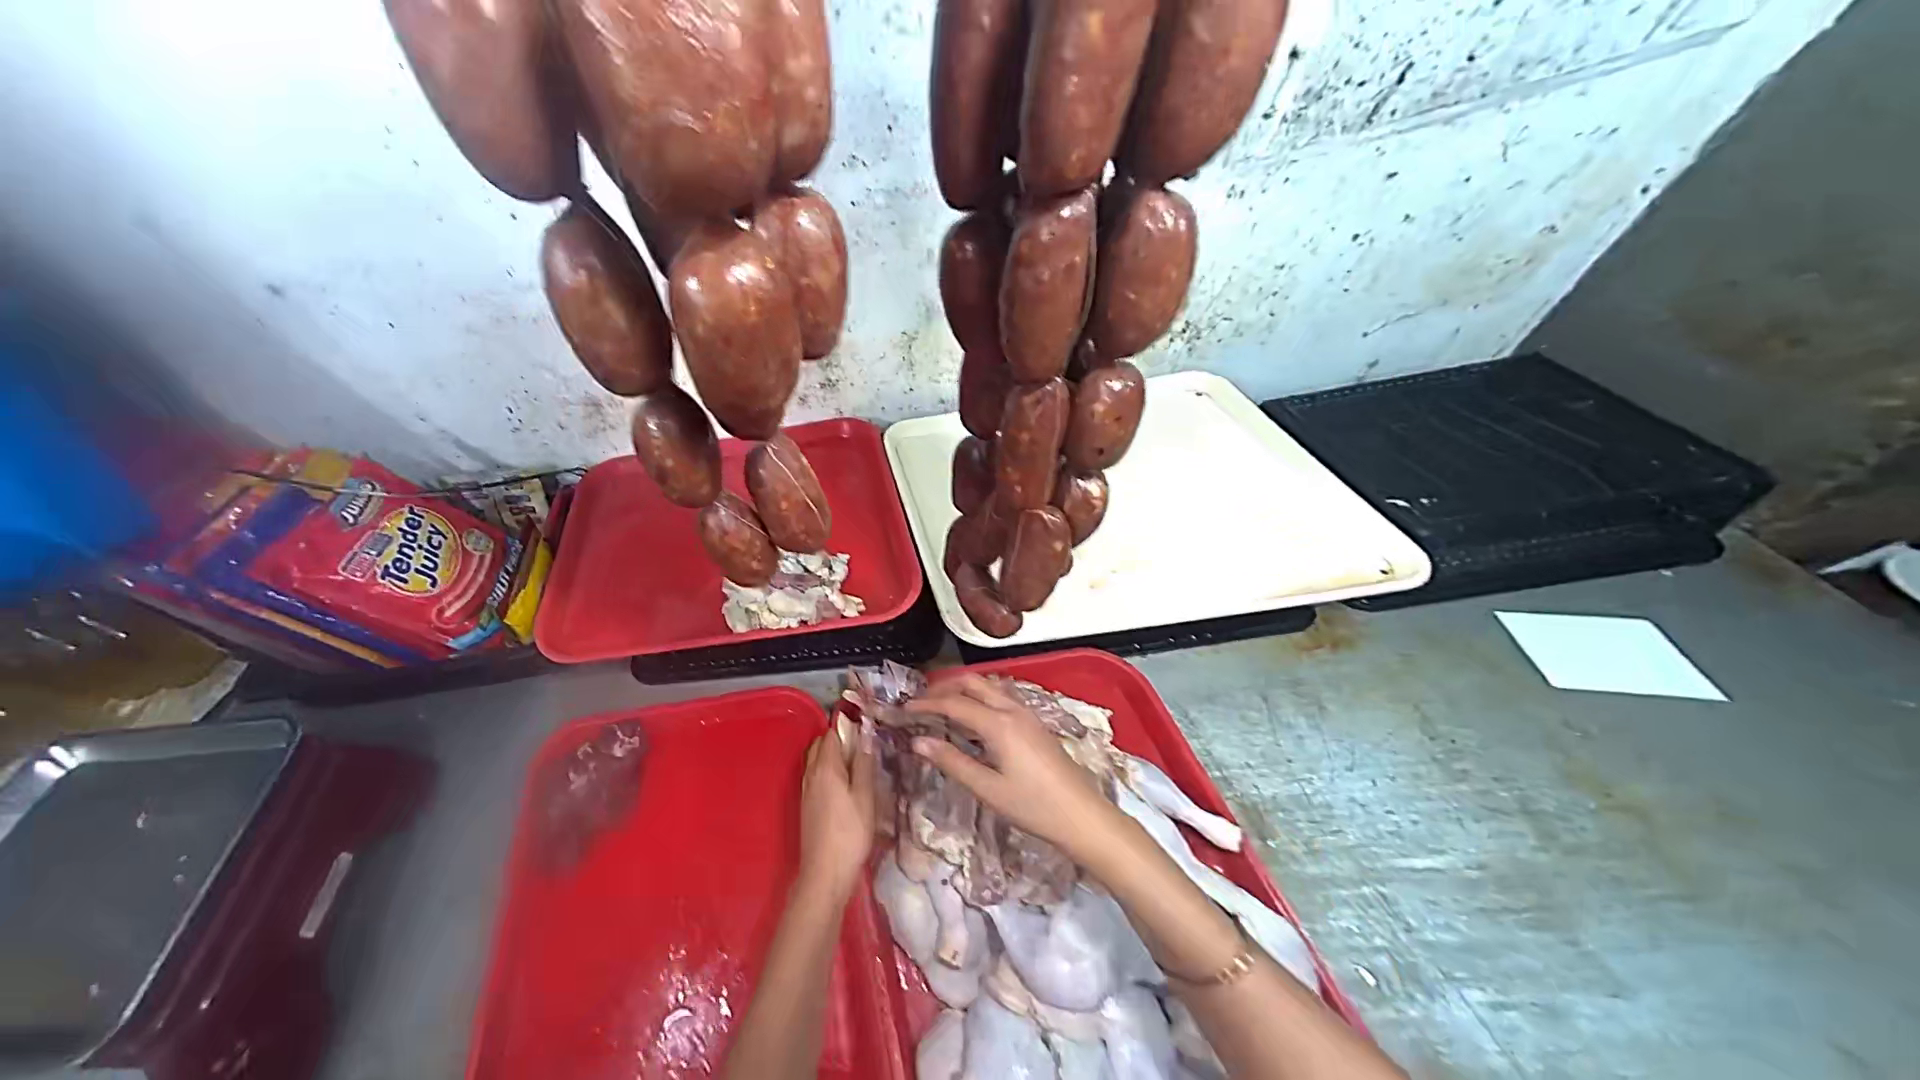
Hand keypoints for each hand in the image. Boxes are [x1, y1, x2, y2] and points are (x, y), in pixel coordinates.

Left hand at [797, 724, 876, 896]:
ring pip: (817, 760)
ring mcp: (806, 790)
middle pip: (822, 744)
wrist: (825, 874)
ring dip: (834, 754)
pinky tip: (846, 781)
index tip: (866, 722)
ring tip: (858, 760)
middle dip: (840, 737)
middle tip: (864, 742)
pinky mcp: (807, 804)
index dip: (848, 724)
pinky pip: (816, 775)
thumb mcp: (865, 796)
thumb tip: (866, 734)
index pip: (832, 733)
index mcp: (825, 768)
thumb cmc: (850, 833)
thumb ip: (864, 764)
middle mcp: (811, 774)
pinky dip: (829, 769)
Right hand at [904, 674, 1123, 866]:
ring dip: (963, 689)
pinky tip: (973, 718)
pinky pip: (1001, 697)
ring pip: (989, 686)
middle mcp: (1013, 710)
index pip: (954, 703)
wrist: (1081, 815)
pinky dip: (980, 697)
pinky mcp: (1035, 723)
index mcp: (999, 724)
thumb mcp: (987, 788)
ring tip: (942, 706)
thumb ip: (952, 762)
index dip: (926, 704)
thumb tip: (918, 742)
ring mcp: (1027, 714)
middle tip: (921, 702)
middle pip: (973, 682)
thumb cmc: (1033, 806)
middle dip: (944, 687)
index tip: (904, 709)